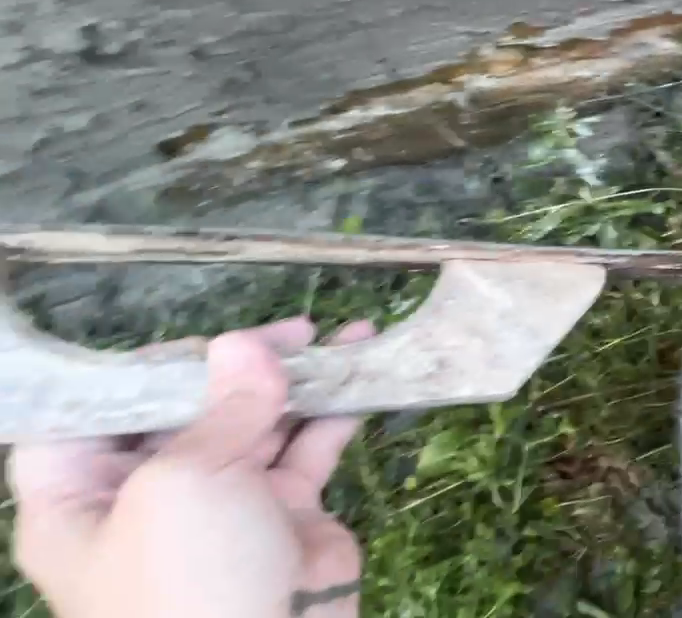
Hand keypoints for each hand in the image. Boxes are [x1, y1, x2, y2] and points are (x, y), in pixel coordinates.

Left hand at [8, 317, 374, 617]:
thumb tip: (243, 343)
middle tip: (296, 332)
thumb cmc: (185, 577)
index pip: (91, 421)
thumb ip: (221, 408)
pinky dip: (342, 406)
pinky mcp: (289, 505)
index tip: (204, 344)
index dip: (137, 375)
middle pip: (191, 411)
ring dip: (303, 378)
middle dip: (242, 366)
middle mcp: (152, 496)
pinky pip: (312, 443)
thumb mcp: (182, 485)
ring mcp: (227, 501)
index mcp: (85, 500)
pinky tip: (369, 372)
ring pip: (262, 421)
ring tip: (347, 337)